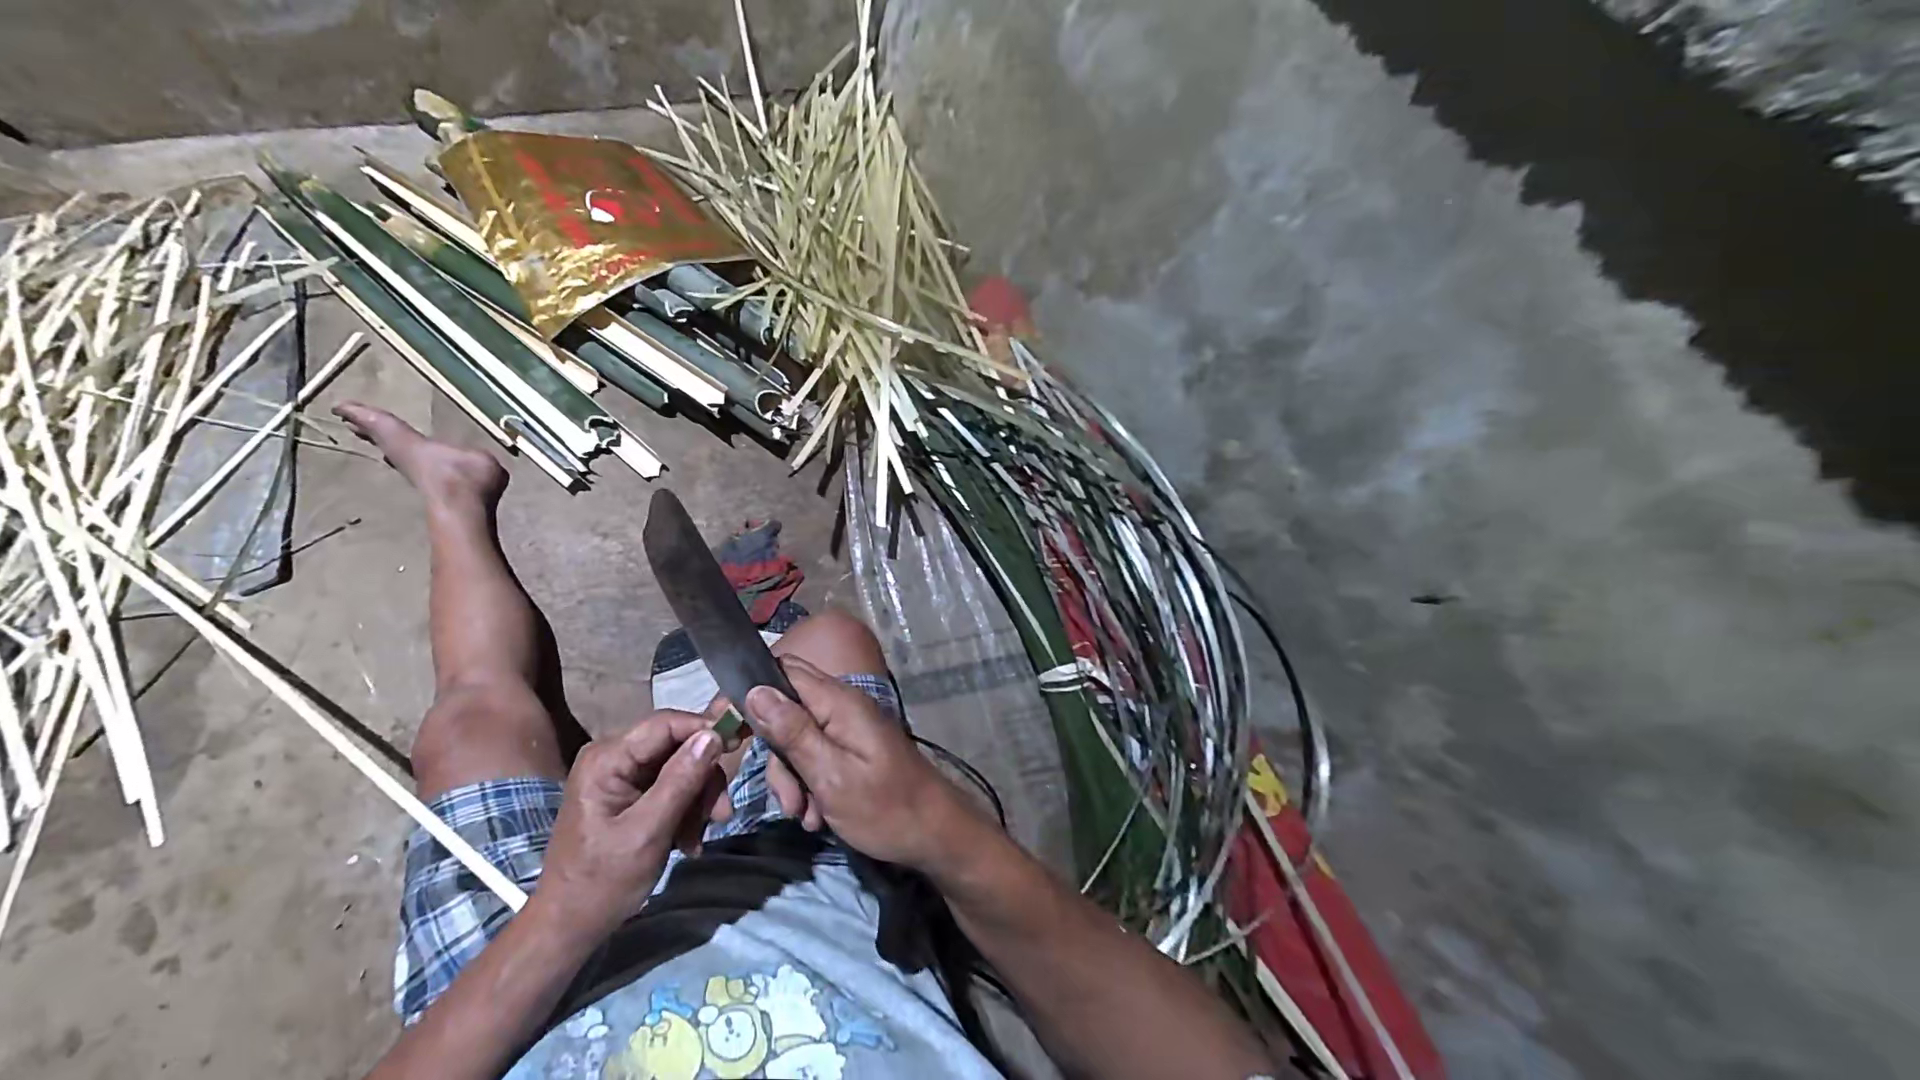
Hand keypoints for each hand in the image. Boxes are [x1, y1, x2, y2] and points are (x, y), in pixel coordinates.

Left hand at [535, 711, 728, 941]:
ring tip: (700, 834)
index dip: (705, 729)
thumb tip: (714, 735)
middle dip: (704, 777)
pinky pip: (673, 784)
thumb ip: (680, 780)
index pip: (666, 723)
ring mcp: (622, 773)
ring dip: (699, 798)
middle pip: (678, 744)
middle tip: (720, 813)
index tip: (739, 746)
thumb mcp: (648, 832)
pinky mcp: (631, 791)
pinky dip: (687, 808)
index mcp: (607, 759)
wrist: (569, 924)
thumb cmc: (602, 882)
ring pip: (682, 765)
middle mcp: (613, 755)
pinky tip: (688, 839)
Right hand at [744, 656, 990, 871]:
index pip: (783, 671)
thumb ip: (793, 732)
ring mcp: (849, 728)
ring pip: (798, 740)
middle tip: (788, 800)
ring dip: (794, 779)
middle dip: (777, 756)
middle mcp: (843, 706)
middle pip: (786, 711)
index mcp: (839, 701)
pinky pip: (817, 757)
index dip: (751, 693)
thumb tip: (755, 690)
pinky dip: (811, 785)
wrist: (935, 835)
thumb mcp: (831, 775)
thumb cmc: (886, 807)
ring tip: (807, 815)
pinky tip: (819, 816)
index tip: (730, 731)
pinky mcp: (852, 749)